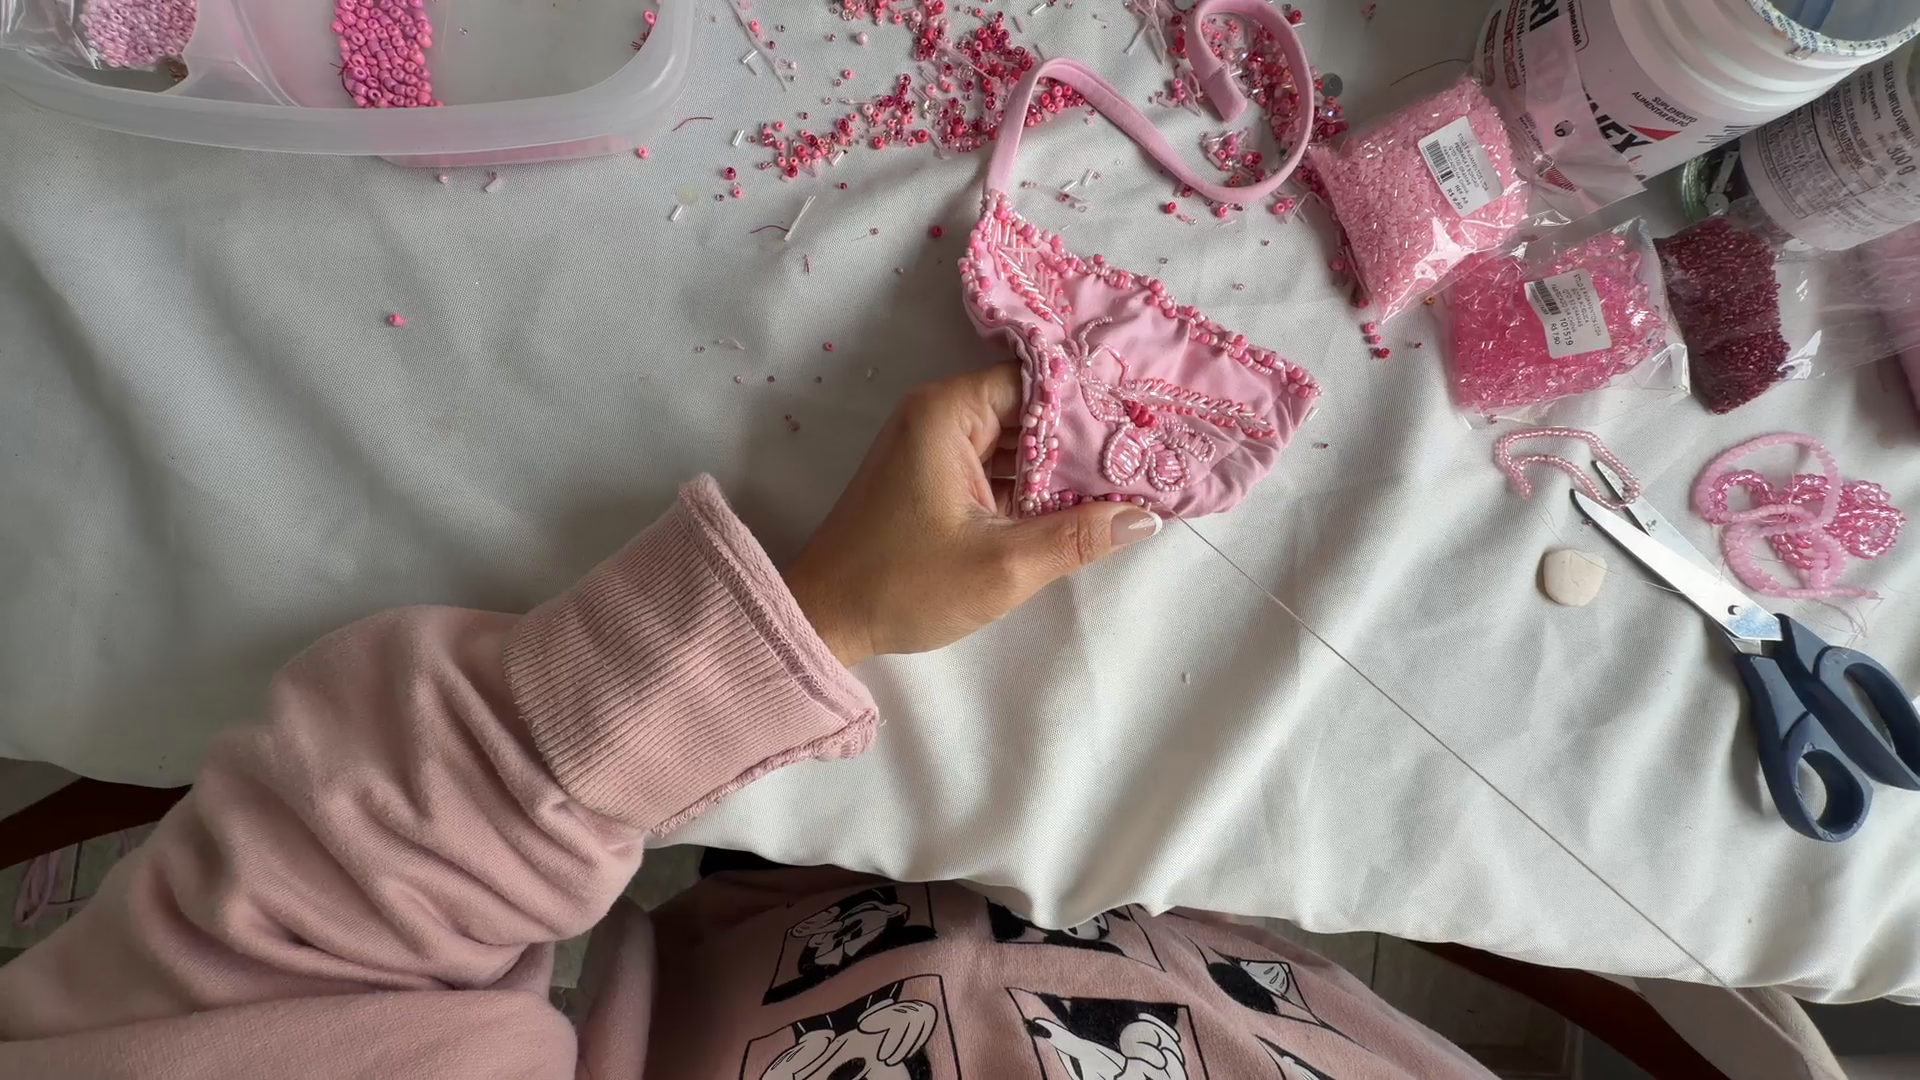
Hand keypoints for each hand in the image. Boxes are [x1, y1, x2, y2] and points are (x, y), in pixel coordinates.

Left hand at [784, 364, 1161, 666]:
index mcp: (948, 412)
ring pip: (1017, 444)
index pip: (1038, 382)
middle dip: (1085, 440)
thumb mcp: (1001, 566)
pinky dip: (1033, 489)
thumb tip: (1146, 518)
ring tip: (1129, 482)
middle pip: (1031, 411)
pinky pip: (997, 471)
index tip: (1145, 426)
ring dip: (1063, 469)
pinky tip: (1081, 508)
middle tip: (1148, 457)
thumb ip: (1077, 538)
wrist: (825, 619)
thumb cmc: (903, 586)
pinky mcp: (935, 480)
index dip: (1093, 404)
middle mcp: (940, 416)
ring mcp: (936, 449)